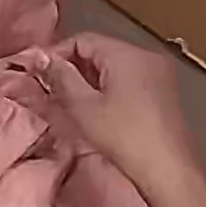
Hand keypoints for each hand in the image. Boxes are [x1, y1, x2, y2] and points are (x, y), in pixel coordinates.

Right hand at [44, 33, 205, 206]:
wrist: (167, 167)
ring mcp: (158, 72)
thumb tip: (42, 58)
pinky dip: (107, 86)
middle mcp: (146, 55)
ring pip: (114, 64)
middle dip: (73, 66)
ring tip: (69, 100)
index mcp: (127, 54)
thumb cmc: (122, 136)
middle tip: (50, 88)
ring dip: (89, 77)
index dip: (57, 53)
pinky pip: (128, 77)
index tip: (38, 73)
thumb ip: (61, 77)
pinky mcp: (163, 90)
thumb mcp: (83, 106)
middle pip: (100, 49)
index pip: (83, 39)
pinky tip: (95, 107)